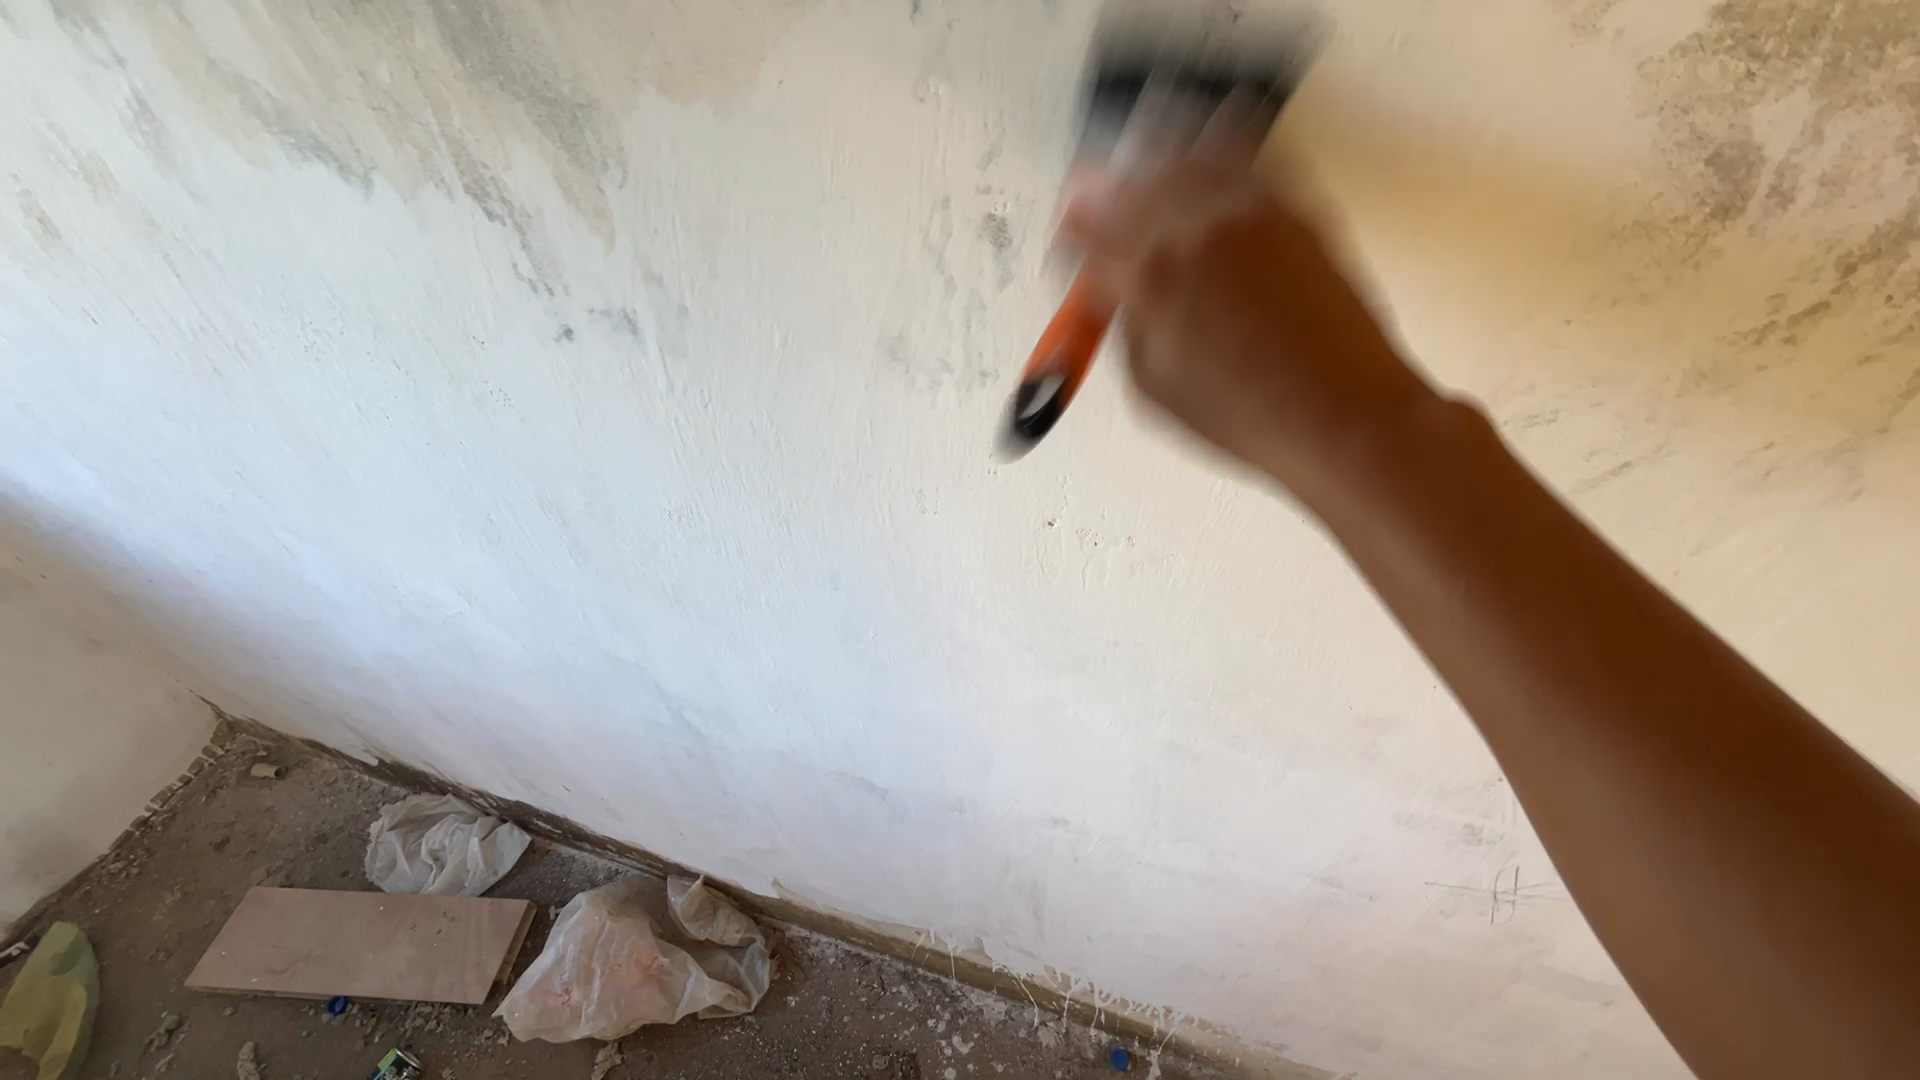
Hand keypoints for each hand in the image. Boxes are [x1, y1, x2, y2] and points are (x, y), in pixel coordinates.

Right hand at [1060, 158, 1438, 508]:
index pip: (1087, 242)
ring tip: (1143, 146)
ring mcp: (1247, 216)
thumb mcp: (1153, 389)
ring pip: (1183, 156)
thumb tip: (1119, 302)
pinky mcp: (1293, 211)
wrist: (1341, 413)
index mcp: (1149, 283)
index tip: (1066, 240)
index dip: (1069, 240)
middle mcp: (1194, 236)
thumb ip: (1126, 331)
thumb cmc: (1254, 414)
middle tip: (1089, 191)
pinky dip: (1222, 139)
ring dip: (1153, 152)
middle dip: (1100, 190)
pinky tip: (1214, 132)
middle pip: (1129, 187)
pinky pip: (1249, 154)